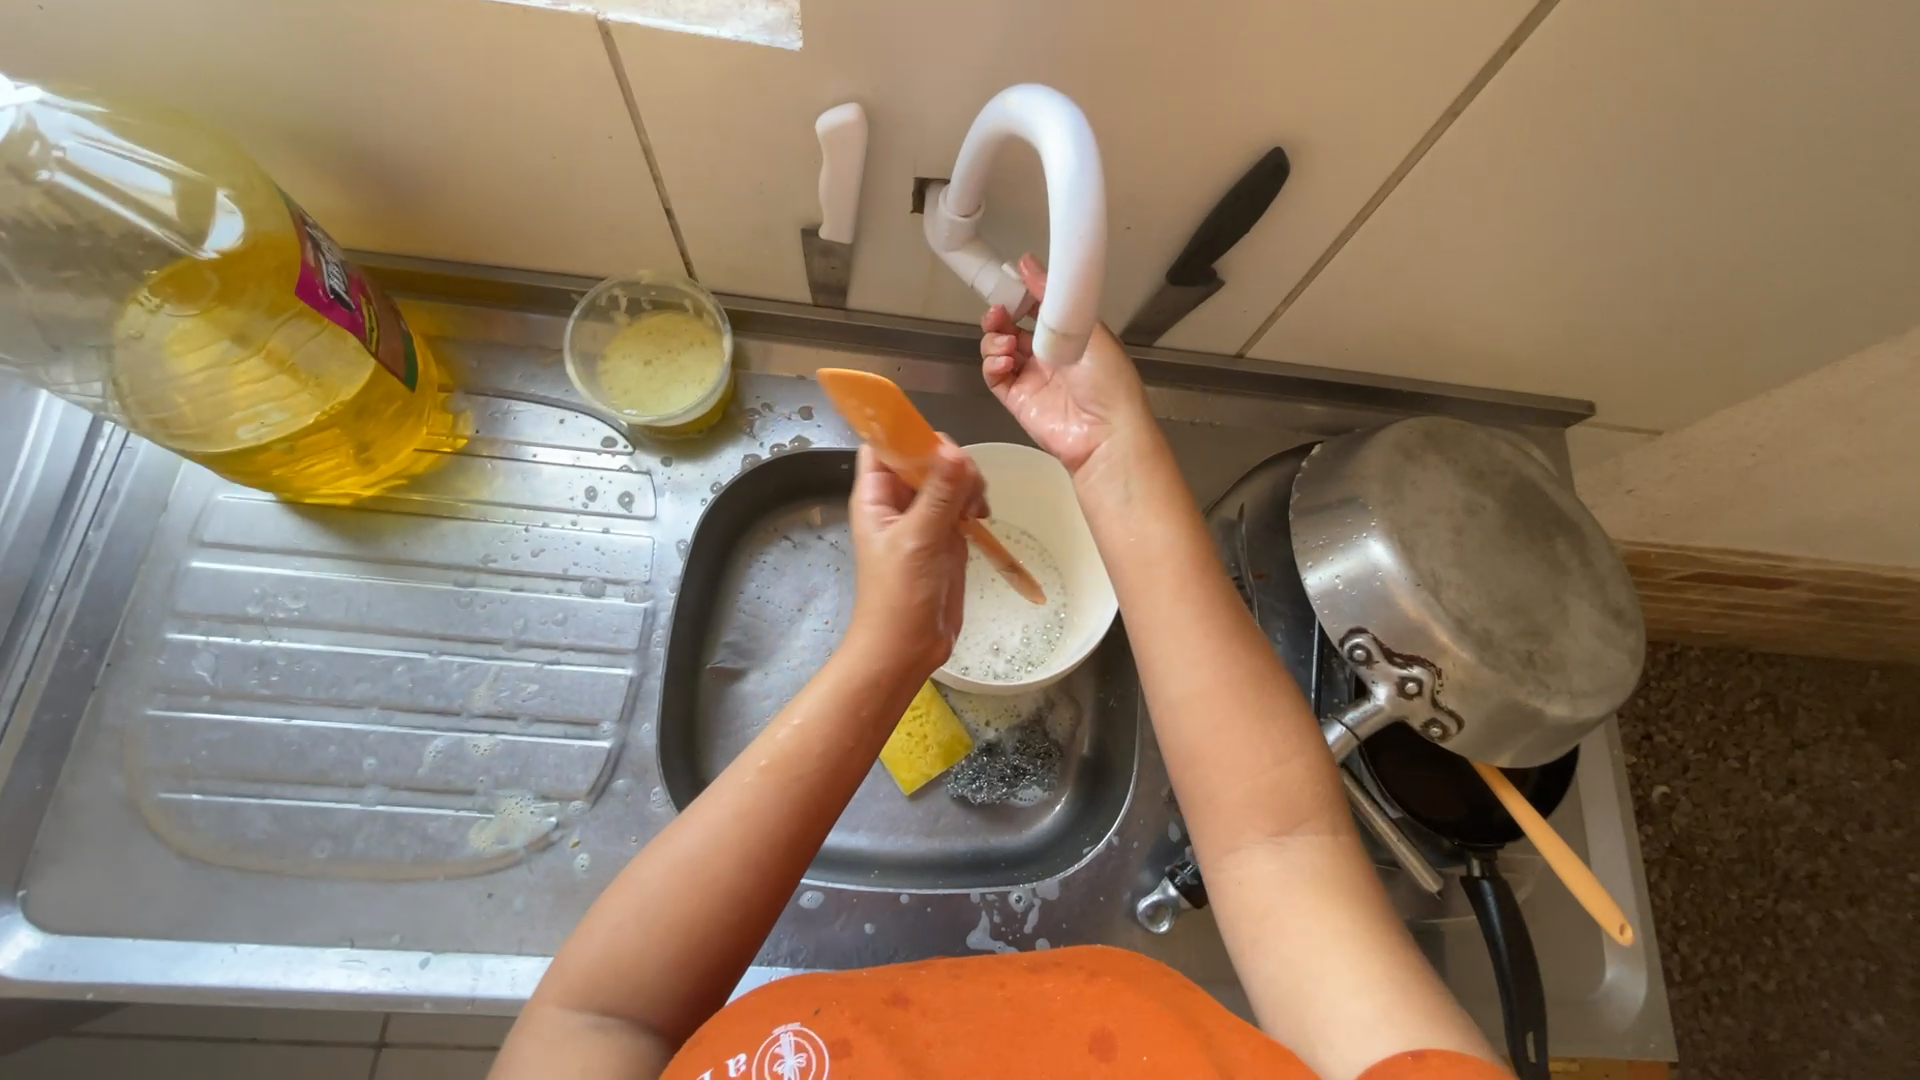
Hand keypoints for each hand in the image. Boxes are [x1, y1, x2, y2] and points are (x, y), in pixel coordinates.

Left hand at [845, 441, 986, 679]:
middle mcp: (898, 501)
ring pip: (948, 476)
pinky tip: (980, 517)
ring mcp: (924, 517)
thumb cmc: (898, 595)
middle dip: (949, 461)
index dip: (907, 434)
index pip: (885, 445)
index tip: (940, 444)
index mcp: (876, 495)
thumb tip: (957, 451)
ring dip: (967, 482)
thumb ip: (938, 494)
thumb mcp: (917, 540)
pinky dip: (975, 502)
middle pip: (924, 456)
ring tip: (975, 508)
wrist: (906, 646)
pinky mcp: (946, 534)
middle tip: (966, 485)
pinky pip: (962, 501)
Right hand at [981, 254, 1154, 474]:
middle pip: (1010, 328)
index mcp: (1067, 335)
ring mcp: (1030, 378)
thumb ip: (1053, 295)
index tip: (1010, 285)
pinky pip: (994, 377)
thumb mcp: (1086, 327)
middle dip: (999, 317)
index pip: (1034, 309)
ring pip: (997, 351)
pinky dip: (991, 365)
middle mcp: (1047, 355)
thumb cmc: (1108, 379)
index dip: (1019, 297)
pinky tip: (1003, 362)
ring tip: (1005, 343)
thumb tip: (1027, 262)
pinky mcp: (1016, 400)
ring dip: (994, 340)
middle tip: (999, 313)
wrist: (1106, 431)